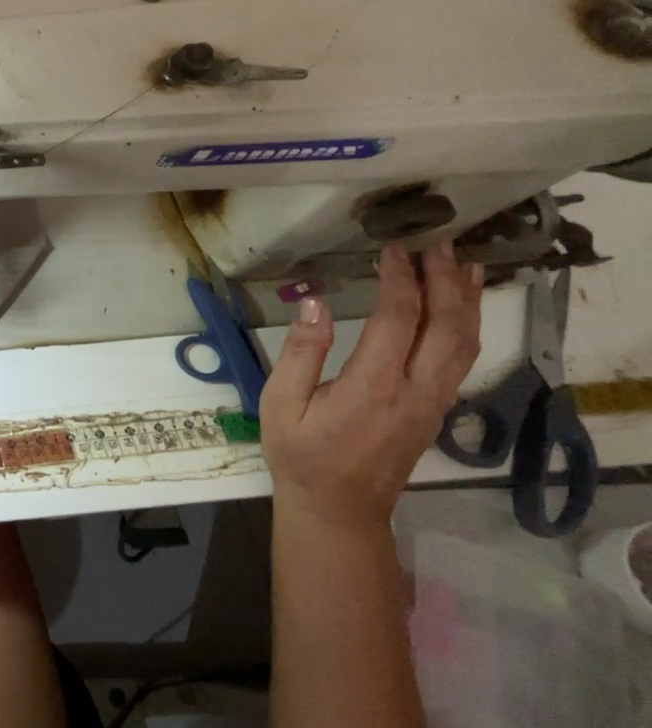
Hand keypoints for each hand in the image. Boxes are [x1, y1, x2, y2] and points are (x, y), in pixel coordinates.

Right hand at [261, 241, 484, 530]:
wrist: (338, 506)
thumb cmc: (299, 452)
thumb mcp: (281, 403)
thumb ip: (300, 353)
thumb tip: (315, 304)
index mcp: (373, 386)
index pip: (399, 321)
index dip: (399, 281)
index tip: (392, 250)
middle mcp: (415, 390)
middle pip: (447, 327)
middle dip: (446, 281)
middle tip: (439, 243)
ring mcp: (434, 401)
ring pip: (466, 343)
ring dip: (467, 300)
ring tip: (463, 265)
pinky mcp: (437, 407)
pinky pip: (463, 358)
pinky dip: (467, 324)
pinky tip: (461, 308)